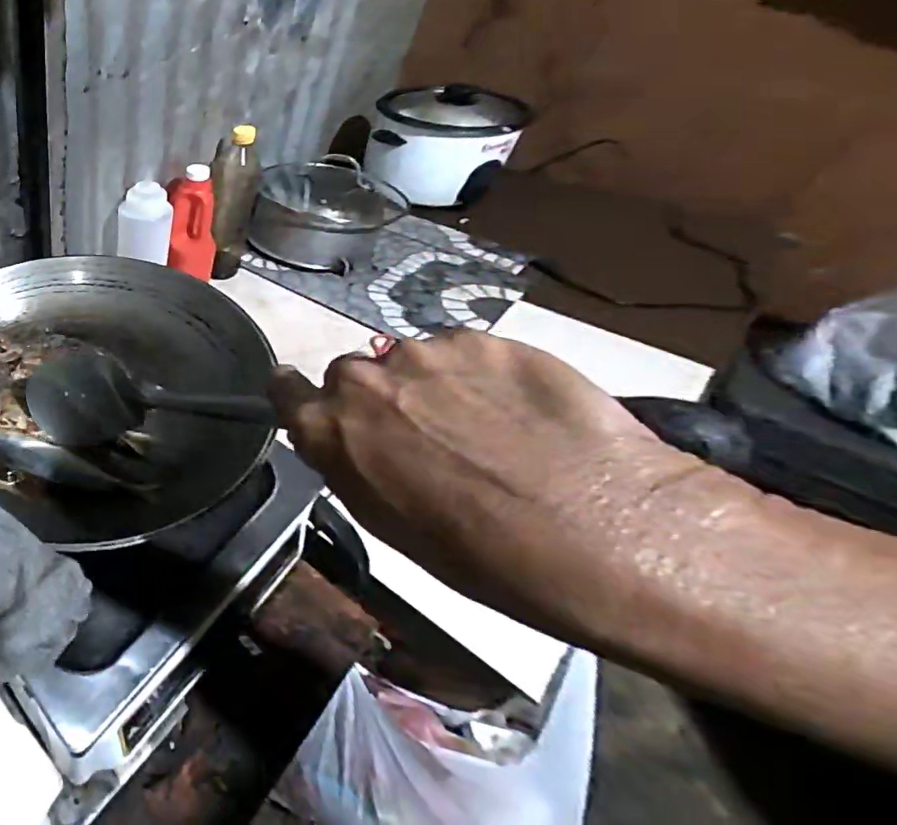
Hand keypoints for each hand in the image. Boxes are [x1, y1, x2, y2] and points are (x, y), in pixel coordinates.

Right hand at [270, 331, 718, 644]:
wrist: (614, 537)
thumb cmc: (489, 558)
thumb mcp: (389, 522)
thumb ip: (350, 462)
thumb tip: (351, 439)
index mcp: (327, 428)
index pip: (283, 388)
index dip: (301, 397)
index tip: (325, 410)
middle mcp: (360, 379)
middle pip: (350, 374)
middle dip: (377, 398)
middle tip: (427, 434)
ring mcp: (422, 353)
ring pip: (409, 360)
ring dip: (430, 384)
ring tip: (487, 424)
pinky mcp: (484, 339)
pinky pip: (462, 351)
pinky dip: (480, 374)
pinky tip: (522, 411)